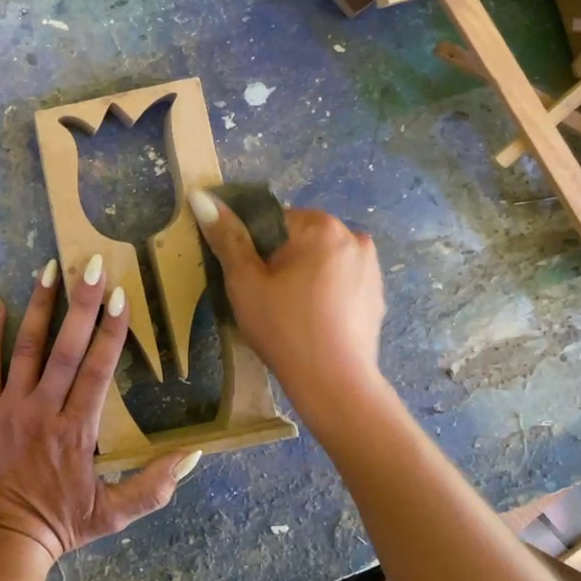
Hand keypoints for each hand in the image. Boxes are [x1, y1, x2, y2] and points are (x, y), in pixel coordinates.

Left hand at [0, 256, 199, 561]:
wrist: (1, 540)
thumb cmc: (59, 525)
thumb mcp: (115, 514)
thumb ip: (155, 485)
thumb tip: (195, 454)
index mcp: (78, 431)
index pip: (98, 371)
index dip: (110, 332)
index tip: (120, 296)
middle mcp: (44, 410)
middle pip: (66, 349)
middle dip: (81, 305)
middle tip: (91, 263)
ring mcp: (11, 408)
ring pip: (27, 349)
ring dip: (40, 307)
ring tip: (50, 269)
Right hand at [189, 191, 386, 407]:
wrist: (334, 382)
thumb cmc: (283, 327)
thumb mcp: (244, 282)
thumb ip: (227, 238)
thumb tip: (202, 198)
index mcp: (320, 226)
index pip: (272, 221)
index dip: (253, 250)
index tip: (249, 280)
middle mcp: (353, 237)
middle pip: (299, 239)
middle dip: (280, 262)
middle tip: (264, 300)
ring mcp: (371, 267)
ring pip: (320, 261)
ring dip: (302, 277)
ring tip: (288, 314)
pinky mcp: (377, 295)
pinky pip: (340, 283)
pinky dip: (323, 294)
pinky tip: (311, 322)